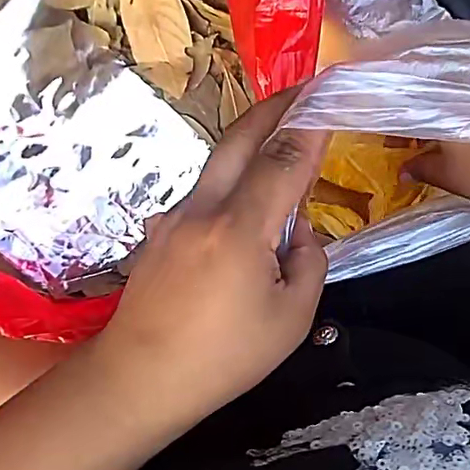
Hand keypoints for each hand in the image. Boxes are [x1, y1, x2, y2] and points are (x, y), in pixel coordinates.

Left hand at [91, 88, 329, 428]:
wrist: (138, 380)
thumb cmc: (224, 357)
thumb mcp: (293, 319)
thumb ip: (309, 263)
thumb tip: (298, 230)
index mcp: (240, 230)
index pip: (285, 161)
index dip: (311, 127)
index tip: (331, 99)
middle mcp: (203, 210)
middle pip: (241, 139)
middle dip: (277, 107)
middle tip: (306, 89)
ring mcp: (174, 218)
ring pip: (220, 162)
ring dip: (254, 140)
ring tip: (285, 138)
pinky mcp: (160, 232)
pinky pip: (206, 192)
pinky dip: (235, 180)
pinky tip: (250, 204)